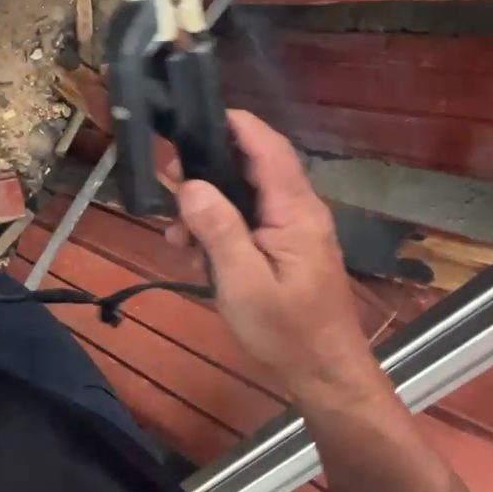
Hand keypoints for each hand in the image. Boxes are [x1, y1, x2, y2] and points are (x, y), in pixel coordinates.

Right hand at [169, 111, 379, 402]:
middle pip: (251, 166)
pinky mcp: (284, 248)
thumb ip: (218, 229)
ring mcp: (292, 230)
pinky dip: (217, 231)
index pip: (268, 147)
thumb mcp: (243, 282)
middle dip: (207, 168)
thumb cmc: (287, 331)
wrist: (325, 377)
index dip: (236, 123)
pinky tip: (195, 257)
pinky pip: (246, 222)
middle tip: (167, 177)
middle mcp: (297, 211)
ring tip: (177, 235)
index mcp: (295, 211)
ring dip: (207, 208)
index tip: (196, 114)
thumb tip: (189, 184)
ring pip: (243, 196)